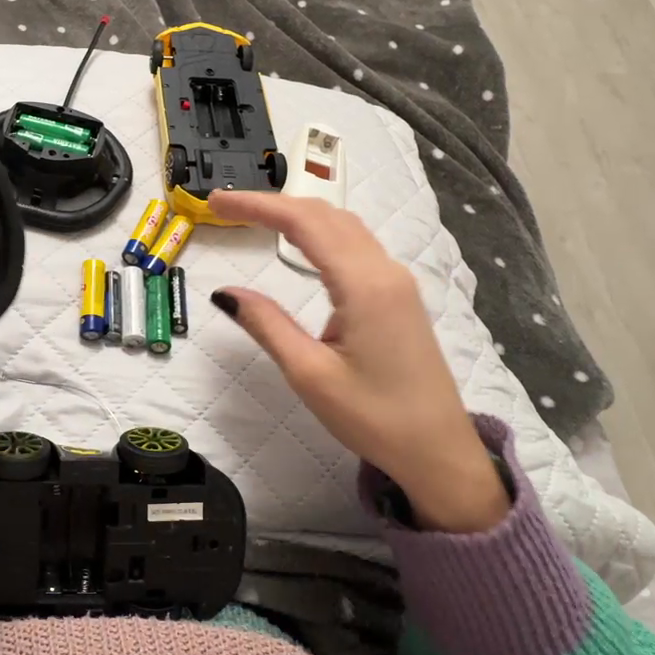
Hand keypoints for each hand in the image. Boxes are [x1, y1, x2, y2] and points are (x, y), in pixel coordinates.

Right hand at [208, 191, 508, 533]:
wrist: (439, 452)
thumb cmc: (374, 418)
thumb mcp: (309, 374)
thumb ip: (266, 324)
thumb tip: (224, 292)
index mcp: (364, 285)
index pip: (303, 223)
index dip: (256, 205)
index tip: (215, 202)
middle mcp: (385, 272)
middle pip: (324, 214)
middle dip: (272, 203)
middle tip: (223, 207)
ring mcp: (396, 282)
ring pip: (342, 226)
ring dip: (296, 213)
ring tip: (252, 217)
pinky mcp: (398, 296)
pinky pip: (354, 244)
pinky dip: (318, 230)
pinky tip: (297, 240)